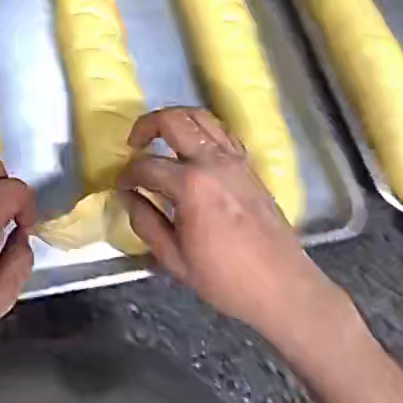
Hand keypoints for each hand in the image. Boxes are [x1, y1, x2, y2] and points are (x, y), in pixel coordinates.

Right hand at [118, 107, 337, 335]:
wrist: (282, 287)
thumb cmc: (225, 279)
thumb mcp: (173, 258)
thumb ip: (144, 221)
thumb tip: (127, 196)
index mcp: (191, 186)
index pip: (147, 166)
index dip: (127, 174)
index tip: (120, 185)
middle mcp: (213, 162)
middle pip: (172, 120)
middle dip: (145, 126)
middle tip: (134, 145)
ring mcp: (234, 159)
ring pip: (199, 116)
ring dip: (173, 120)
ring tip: (160, 138)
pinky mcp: (248, 164)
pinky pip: (220, 131)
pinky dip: (200, 130)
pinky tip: (191, 149)